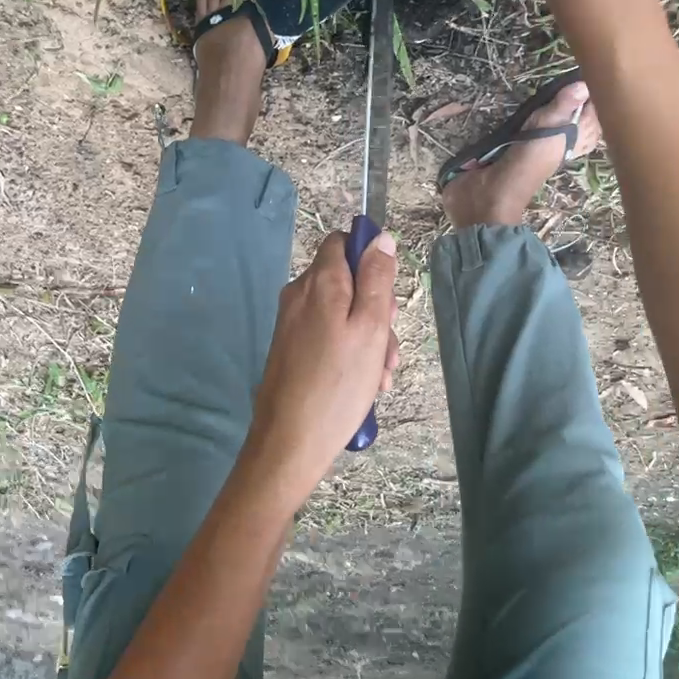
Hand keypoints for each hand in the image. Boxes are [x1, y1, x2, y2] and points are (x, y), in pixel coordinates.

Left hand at [245, 230, 399, 492]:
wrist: (290, 441)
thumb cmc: (338, 383)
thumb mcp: (370, 327)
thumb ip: (376, 279)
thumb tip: (379, 237)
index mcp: (319, 281)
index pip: (343, 242)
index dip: (370, 260)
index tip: (387, 294)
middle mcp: (300, 294)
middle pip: (347, 281)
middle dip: (376, 310)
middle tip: (388, 347)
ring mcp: (292, 322)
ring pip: (342, 313)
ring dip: (368, 339)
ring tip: (380, 375)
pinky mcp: (291, 348)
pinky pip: (328, 336)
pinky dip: (349, 353)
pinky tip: (363, 384)